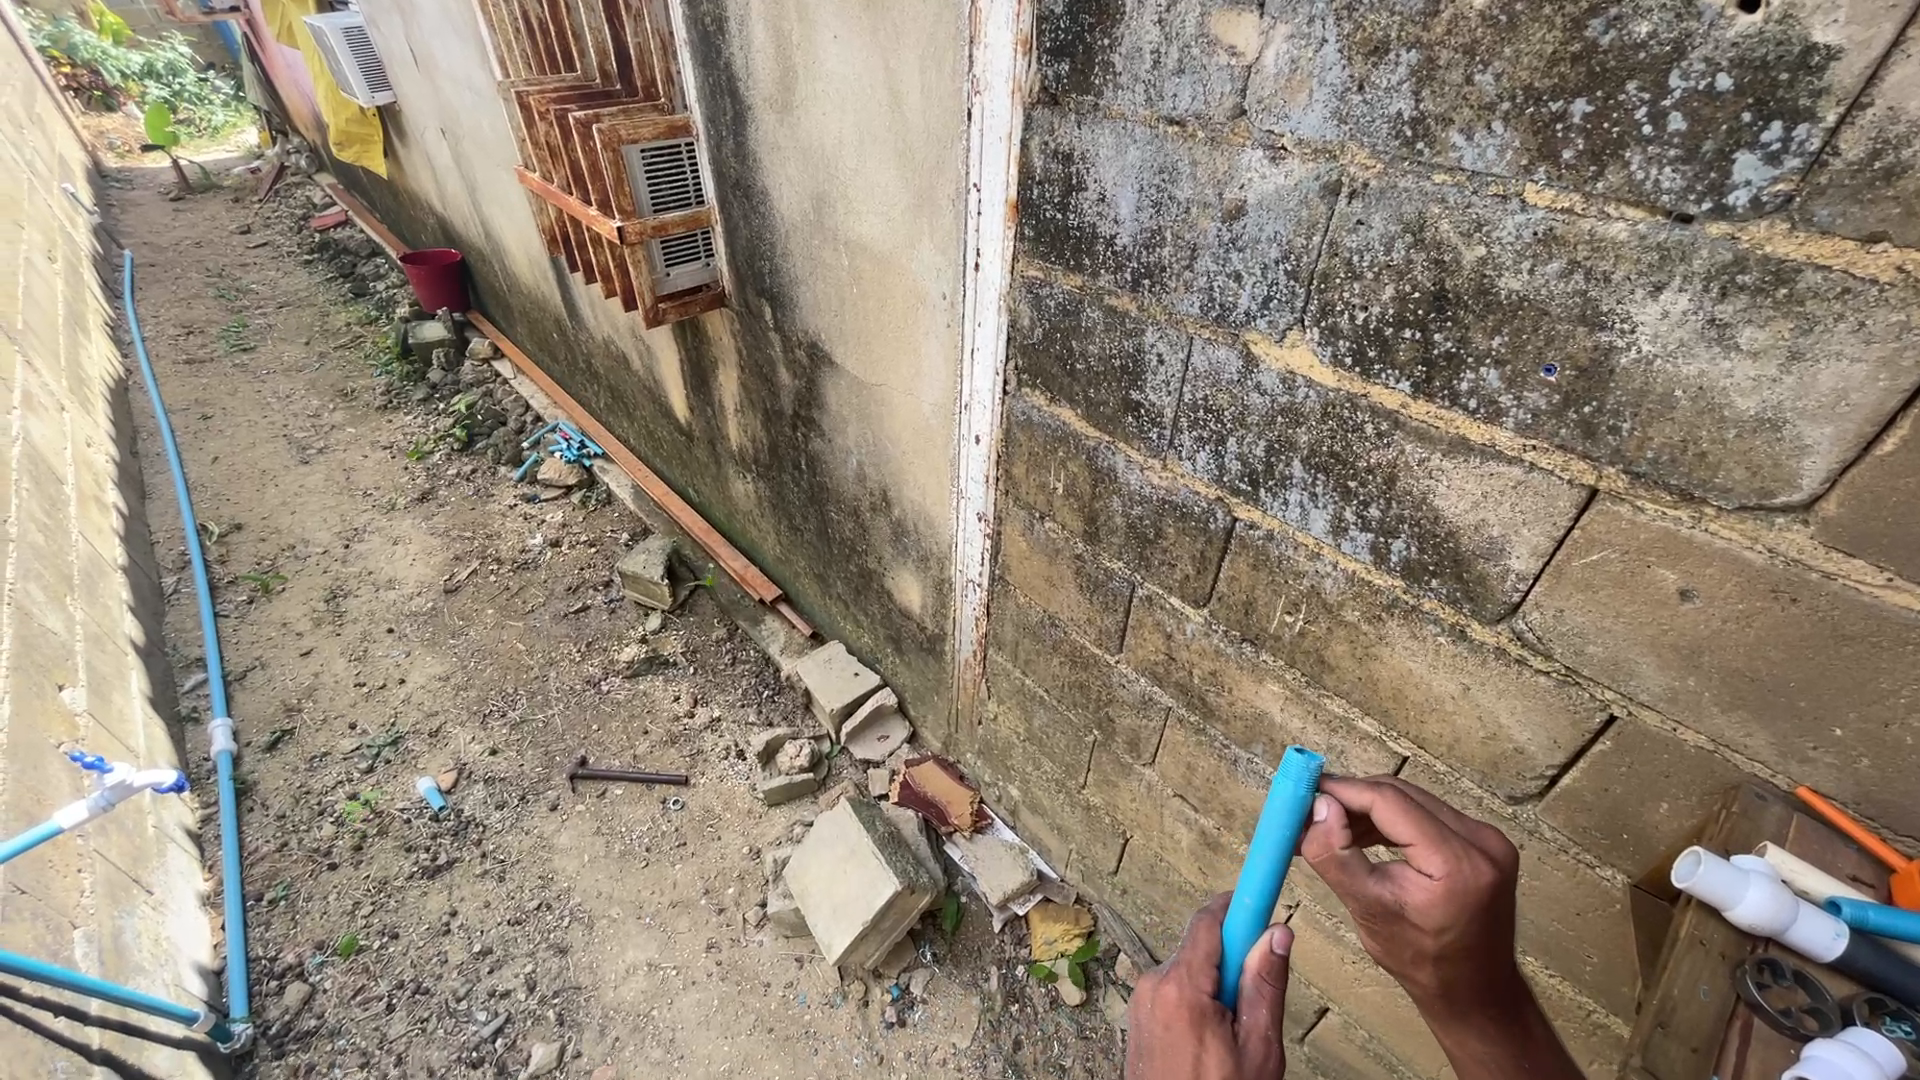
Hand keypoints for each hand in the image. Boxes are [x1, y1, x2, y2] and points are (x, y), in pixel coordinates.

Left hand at [1125, 893, 1293, 1079]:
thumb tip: (1277, 933)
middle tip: (1257, 997)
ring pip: (1189, 968)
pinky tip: (1210, 1040)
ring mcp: (1141, 996)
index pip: (1208, 920)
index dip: (1237, 904)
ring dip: (1215, 984)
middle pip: (1201, 944)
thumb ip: (1265, 986)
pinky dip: (1197, 998)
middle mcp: (1154, 981)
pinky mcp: (1138, 1011)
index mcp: (1181, 987)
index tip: (1261, 892)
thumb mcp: (1257, 1050)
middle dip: (1232, 959)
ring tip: (1232, 1034)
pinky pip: (1174, 987)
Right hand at [1301, 776, 1579, 1079]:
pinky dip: (1386, 817)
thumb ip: (1335, 855)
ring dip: (1365, 806)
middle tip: (1308, 811)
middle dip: (1349, 797)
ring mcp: (1485, 838)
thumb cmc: (1419, 958)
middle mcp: (1481, 840)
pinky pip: (1422, 811)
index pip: (1389, 801)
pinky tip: (1358, 833)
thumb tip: (1316, 806)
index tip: (1302, 792)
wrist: (1473, 992)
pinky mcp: (1480, 840)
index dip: (1342, 790)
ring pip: (1408, 798)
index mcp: (1459, 861)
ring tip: (1328, 825)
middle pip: (1399, 794)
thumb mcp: (1366, 909)